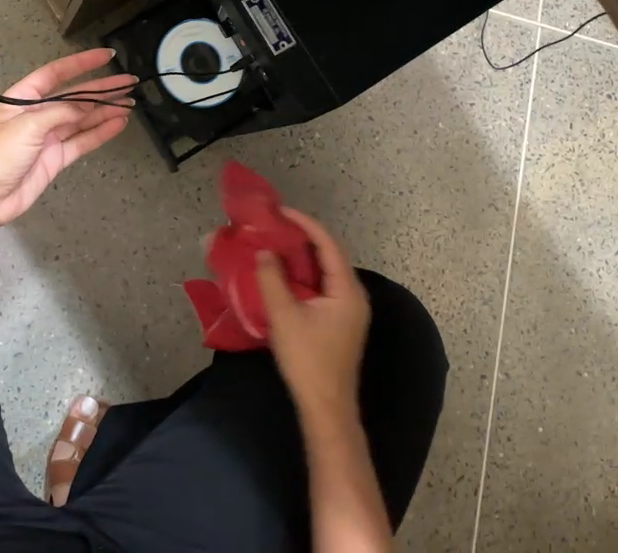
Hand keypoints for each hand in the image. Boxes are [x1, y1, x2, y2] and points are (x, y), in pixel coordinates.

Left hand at [0, 49, 135, 232]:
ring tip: (130, 103)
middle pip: (75, 96)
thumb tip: (86, 107)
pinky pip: (82, 141)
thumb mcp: (27, 126)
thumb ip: (60, 113)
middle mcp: (38, 114)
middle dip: (102, 89)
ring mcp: (48, 137)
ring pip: (82, 119)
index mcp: (23, 98)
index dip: (82, 63)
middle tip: (129, 82)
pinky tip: (118, 123)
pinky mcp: (56, 158)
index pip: (57, 73)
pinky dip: (101, 132)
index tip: (107, 56)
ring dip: (106, 111)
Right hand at [256, 208, 371, 419]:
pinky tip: (282, 272)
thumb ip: (272, 279)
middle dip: (302, 236)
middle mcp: (353, 295)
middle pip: (329, 254)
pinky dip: (303, 273)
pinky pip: (321, 285)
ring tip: (274, 242)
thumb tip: (264, 250)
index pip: (328, 244)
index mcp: (347, 290)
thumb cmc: (308, 360)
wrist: (325, 407)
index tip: (280, 211)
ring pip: (324, 270)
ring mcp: (347, 309)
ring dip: (301, 255)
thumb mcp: (284, 316)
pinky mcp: (337, 321)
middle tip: (273, 224)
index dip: (305, 223)